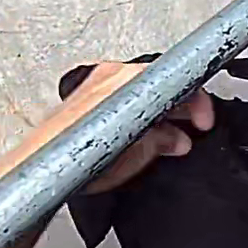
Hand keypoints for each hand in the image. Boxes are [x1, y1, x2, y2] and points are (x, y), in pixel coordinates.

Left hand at [0, 62, 214, 196]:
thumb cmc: (80, 161)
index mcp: (127, 81)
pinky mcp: (85, 98)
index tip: (203, 119)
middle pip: (159, 82)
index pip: (176, 79)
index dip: (196, 101)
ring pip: (142, 91)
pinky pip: (124, 99)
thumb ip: (164, 141)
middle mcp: (110, 76)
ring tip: (169, 138)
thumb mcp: (138, 154)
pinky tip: (143, 136)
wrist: (44, 170)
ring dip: (161, 113)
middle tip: (193, 127)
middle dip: (181, 107)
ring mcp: (95, 85)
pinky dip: (140, 115)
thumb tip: (178, 140)